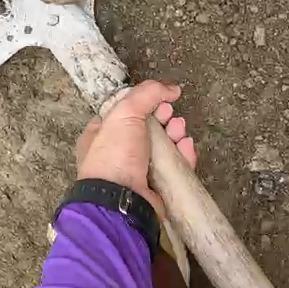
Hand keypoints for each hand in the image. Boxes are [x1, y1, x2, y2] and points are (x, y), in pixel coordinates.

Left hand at [73, 81, 196, 214]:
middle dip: (164, 120)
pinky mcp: (157, 188)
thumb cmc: (114, 155)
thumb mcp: (125, 112)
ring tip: (180, 131)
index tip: (159, 101)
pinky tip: (186, 147)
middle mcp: (118, 155)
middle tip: (172, 117)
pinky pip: (173, 168)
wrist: (121, 199)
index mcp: (101, 136)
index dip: (144, 105)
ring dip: (175, 136)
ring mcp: (138, 173)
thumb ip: (148, 93)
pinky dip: (183, 156)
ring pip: (163, 149)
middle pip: (148, 130)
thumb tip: (173, 88)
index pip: (125, 114)